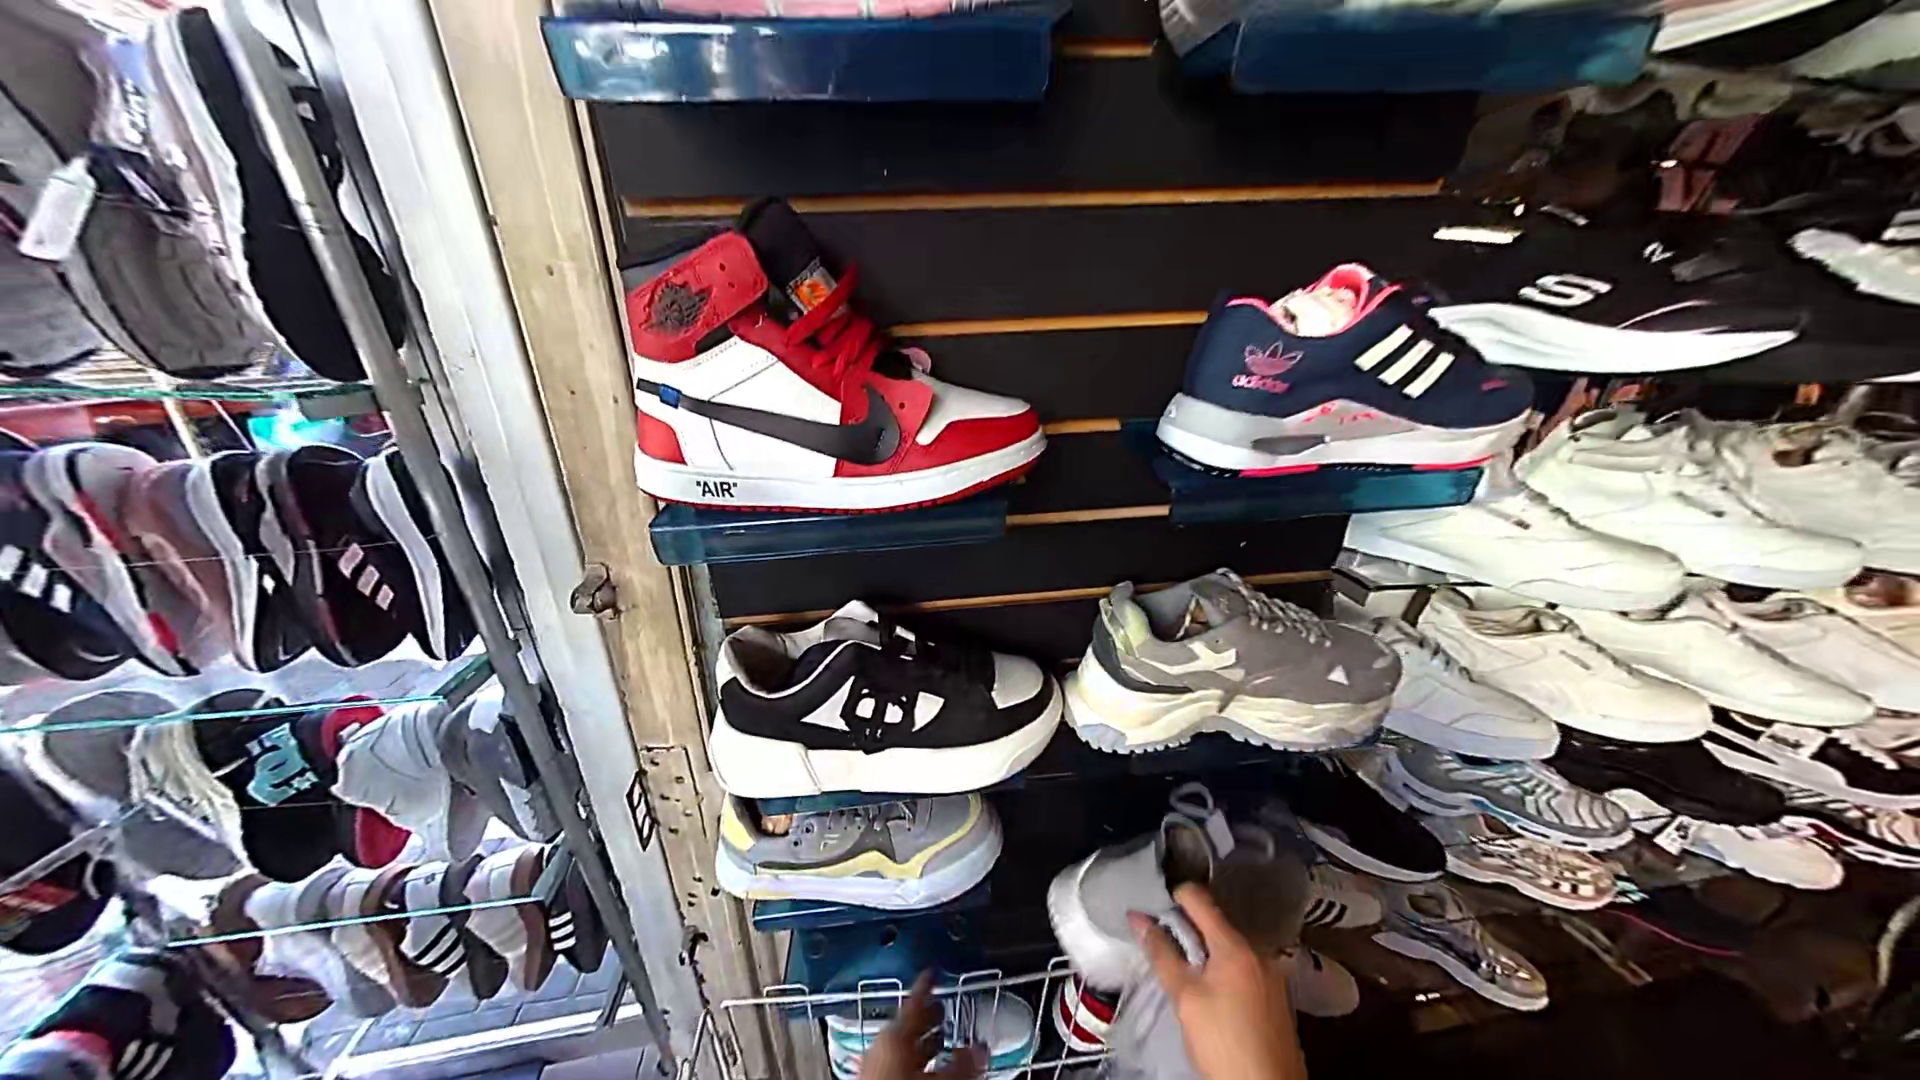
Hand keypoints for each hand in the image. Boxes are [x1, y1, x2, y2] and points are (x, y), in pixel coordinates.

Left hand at [859, 972, 983, 1079]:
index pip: (915, 999)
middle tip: (948, 1010)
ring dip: (925, 1045)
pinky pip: (897, 1067)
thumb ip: (963, 1063)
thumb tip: (981, 1047)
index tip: (935, 971)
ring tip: (945, 1043)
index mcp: (894, 1035)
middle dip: (931, 1019)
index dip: (928, 984)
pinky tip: (930, 1073)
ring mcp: (874, 1068)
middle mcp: (880, 1046)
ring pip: (903, 1049)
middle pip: (909, 1025)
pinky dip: (915, 1064)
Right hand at [1130, 883, 1308, 1079]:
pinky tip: (1209, 988)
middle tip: (1161, 938)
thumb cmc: (1223, 1043)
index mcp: (1236, 945)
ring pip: (1229, 944)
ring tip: (1182, 964)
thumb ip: (1161, 953)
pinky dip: (1223, 966)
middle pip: (1214, 920)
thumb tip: (1136, 917)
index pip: (1198, 897)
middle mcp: (1258, 951)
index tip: (1152, 905)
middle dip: (1186, 925)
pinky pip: (1243, 965)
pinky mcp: (1276, 997)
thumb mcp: (1184, 998)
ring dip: (1204, 947)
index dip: (1172, 895)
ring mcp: (1272, 974)